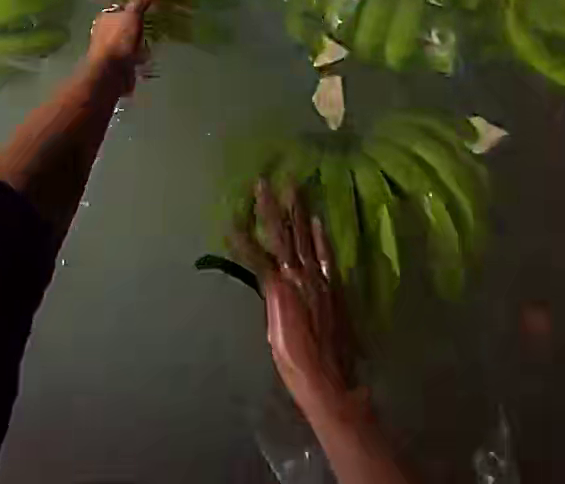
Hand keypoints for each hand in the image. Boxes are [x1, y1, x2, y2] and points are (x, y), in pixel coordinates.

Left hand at [84, 0, 159, 95]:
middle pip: (126, 22)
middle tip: (159, 16)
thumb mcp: (132, 15)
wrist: (111, 73)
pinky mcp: (121, 63)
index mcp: (106, 17)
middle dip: (139, 21)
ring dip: (141, 39)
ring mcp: (113, 48)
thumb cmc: (118, 40)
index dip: (134, 2)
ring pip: (130, 39)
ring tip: (159, 34)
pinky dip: (142, 54)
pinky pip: (135, 55)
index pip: (121, 5)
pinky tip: (152, 52)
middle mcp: (107, 31)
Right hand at [230, 178, 357, 414]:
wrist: (332, 383)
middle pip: (283, 235)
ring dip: (297, 211)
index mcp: (280, 288)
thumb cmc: (294, 361)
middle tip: (264, 181)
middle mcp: (300, 277)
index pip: (256, 253)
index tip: (229, 217)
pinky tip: (318, 221)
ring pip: (306, 238)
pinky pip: (327, 256)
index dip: (242, 236)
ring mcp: (320, 280)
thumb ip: (271, 297)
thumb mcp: (272, 329)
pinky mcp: (335, 288)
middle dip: (271, 207)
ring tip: (293, 187)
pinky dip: (322, 237)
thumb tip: (268, 279)